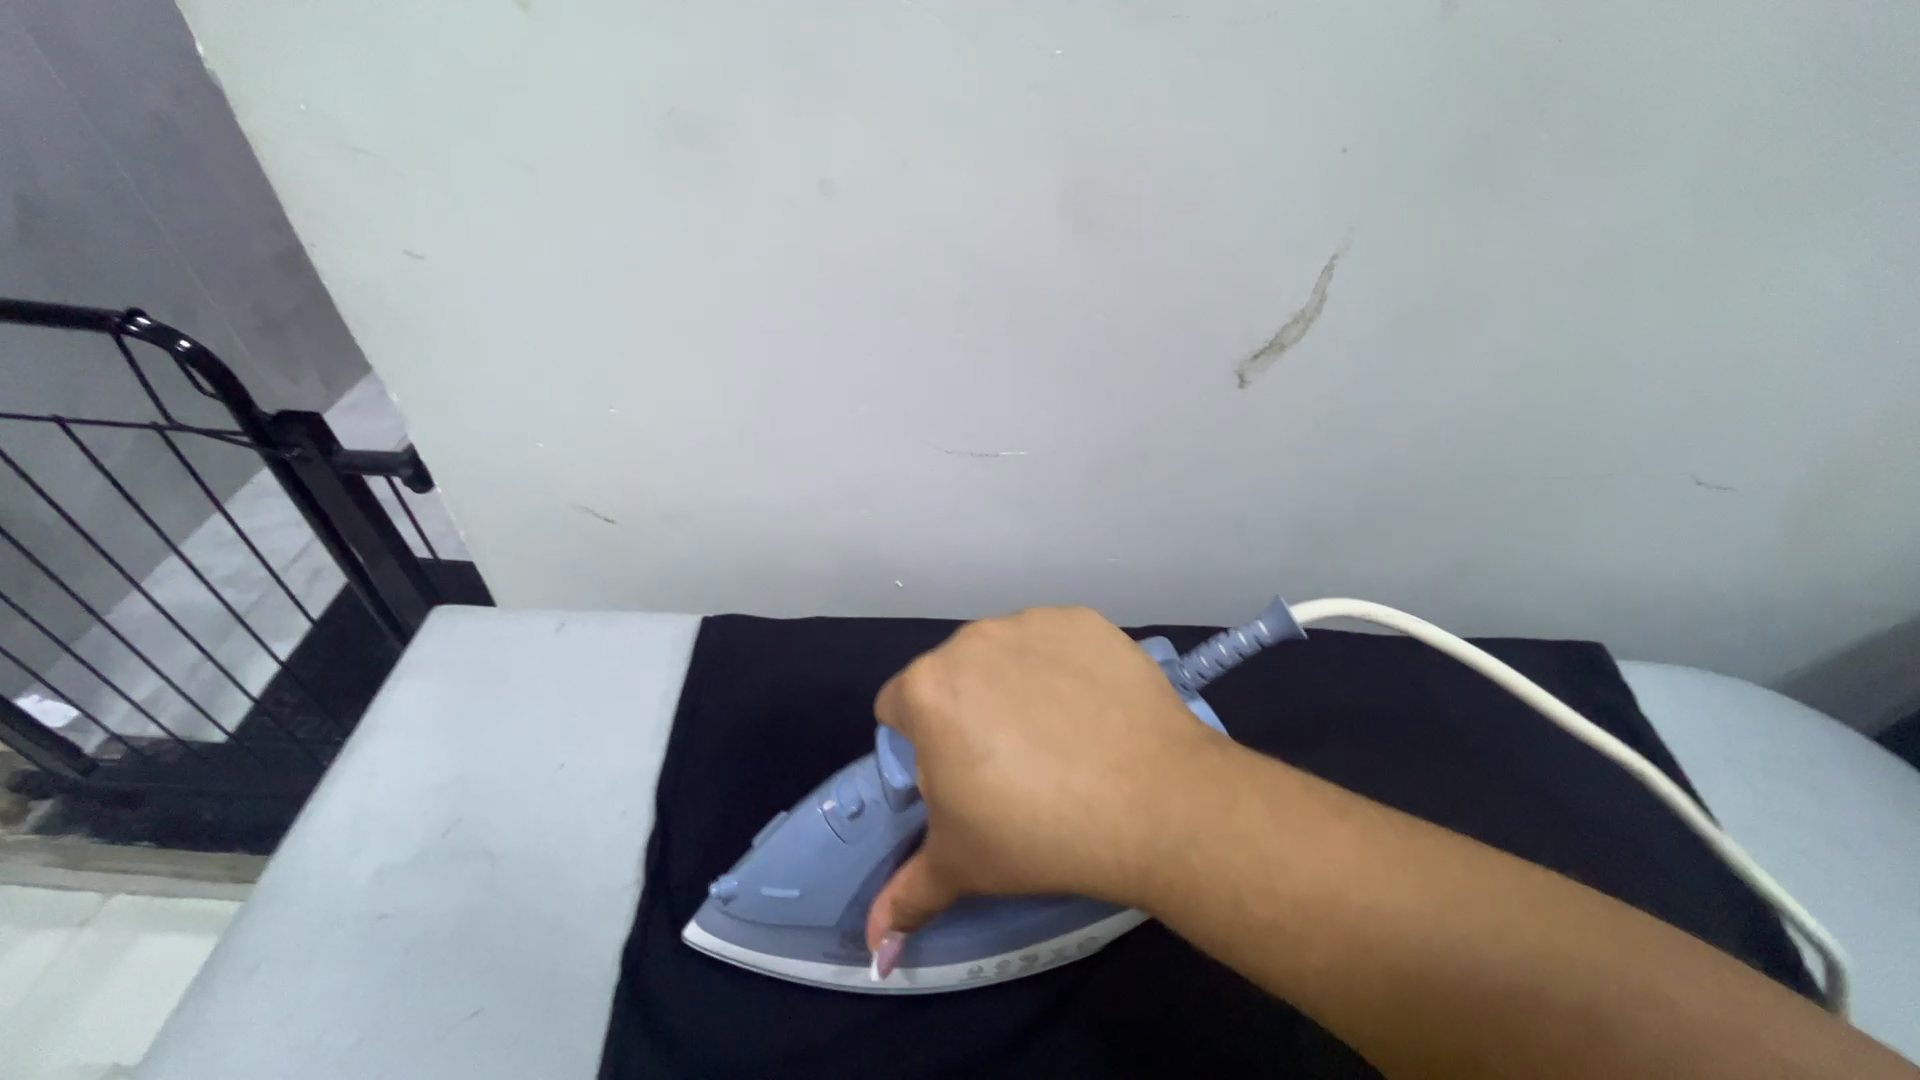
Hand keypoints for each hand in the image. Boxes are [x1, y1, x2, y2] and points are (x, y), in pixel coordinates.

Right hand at [864, 606, 1224, 972]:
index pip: (897, 708)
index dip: (922, 746)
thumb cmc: (1041, 834)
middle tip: (1012, 765)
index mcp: (927, 690)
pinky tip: (1094, 711)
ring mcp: (1031, 623)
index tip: (961, 778)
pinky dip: (1066, 669)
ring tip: (1061, 740)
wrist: (1156, 802)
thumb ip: (907, 897)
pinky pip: (1057, 643)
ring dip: (1016, 686)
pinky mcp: (1084, 620)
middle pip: (952, 676)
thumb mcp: (963, 867)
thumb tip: (874, 952)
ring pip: (1005, 655)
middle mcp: (971, 642)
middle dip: (968, 712)